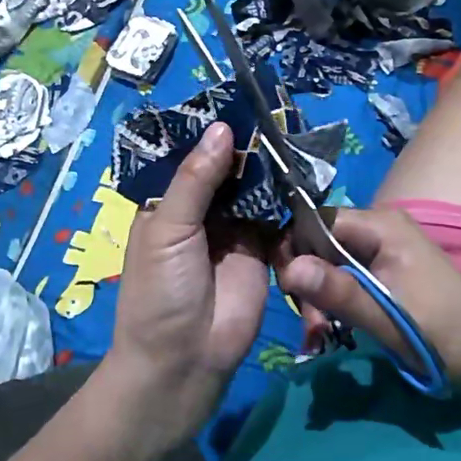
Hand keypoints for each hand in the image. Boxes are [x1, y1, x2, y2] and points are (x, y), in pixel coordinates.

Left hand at [107, 123, 269, 441]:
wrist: (185, 361)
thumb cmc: (160, 293)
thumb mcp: (167, 230)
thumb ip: (195, 181)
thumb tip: (222, 130)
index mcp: (168, 203)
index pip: (191, 158)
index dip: (211, 133)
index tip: (238, 100)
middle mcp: (201, 211)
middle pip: (226, 170)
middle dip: (245, 146)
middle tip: (273, 109)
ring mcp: (234, 230)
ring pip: (254, 189)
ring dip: (267, 168)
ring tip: (290, 132)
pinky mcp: (262, 250)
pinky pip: (276, 217)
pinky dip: (286, 198)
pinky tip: (300, 172)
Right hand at [277, 208, 460, 393]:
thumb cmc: (446, 338)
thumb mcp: (389, 320)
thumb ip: (340, 294)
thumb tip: (289, 269)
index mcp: (383, 225)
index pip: (316, 220)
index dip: (295, 251)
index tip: (290, 294)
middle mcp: (379, 226)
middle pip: (318, 242)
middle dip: (307, 284)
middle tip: (313, 328)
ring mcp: (382, 247)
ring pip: (326, 262)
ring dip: (318, 298)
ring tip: (321, 336)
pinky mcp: (383, 268)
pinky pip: (342, 275)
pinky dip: (333, 302)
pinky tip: (331, 330)